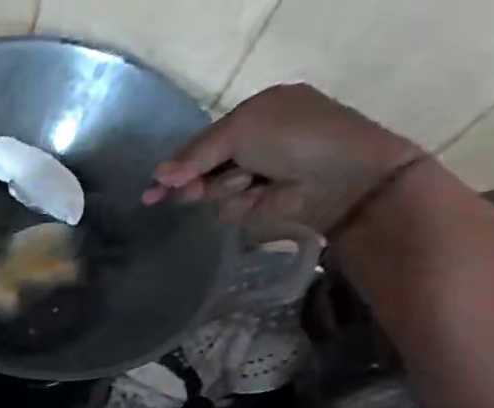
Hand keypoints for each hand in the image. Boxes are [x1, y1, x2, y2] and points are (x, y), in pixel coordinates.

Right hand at [141, 84, 423, 231]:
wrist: (339, 176)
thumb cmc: (294, 137)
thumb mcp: (243, 129)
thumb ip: (197, 153)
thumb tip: (157, 176)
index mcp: (255, 113)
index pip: (202, 141)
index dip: (177, 163)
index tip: (154, 186)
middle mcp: (253, 143)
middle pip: (200, 169)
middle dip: (192, 180)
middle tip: (187, 190)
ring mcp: (255, 175)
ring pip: (211, 191)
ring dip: (222, 189)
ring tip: (248, 184)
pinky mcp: (258, 204)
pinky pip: (228, 209)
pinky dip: (239, 204)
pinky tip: (260, 197)